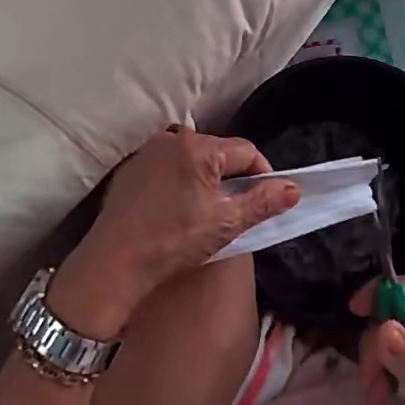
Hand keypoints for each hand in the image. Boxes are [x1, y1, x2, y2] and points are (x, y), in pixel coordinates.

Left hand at [51, 126, 299, 336]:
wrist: (112, 265)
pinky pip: (167, 165)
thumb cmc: (173, 243)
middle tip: (236, 208)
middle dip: (233, 175)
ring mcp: (147, 152)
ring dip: (206, 176)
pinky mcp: (130, 169)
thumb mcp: (227, 224)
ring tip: (207, 208)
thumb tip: (293, 188)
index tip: (266, 199)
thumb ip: (263, 201)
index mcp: (199, 149)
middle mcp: (172, 139)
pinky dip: (179, 179)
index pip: (246, 151)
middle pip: (219, 151)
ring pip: (193, 157)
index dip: (263, 174)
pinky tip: (177, 208)